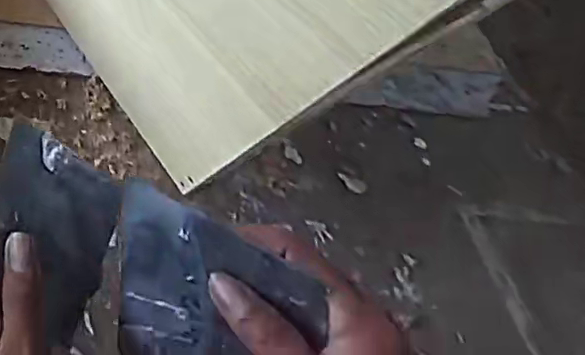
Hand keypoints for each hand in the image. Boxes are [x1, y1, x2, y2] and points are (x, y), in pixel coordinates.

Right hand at [210, 226, 408, 354]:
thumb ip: (264, 329)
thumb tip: (220, 280)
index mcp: (359, 312)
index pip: (291, 248)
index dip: (245, 241)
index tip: (208, 250)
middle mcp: (373, 319)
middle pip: (300, 273)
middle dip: (255, 272)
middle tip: (214, 280)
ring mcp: (376, 344)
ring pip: (309, 302)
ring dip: (269, 299)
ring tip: (231, 308)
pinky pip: (321, 327)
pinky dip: (289, 323)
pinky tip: (264, 337)